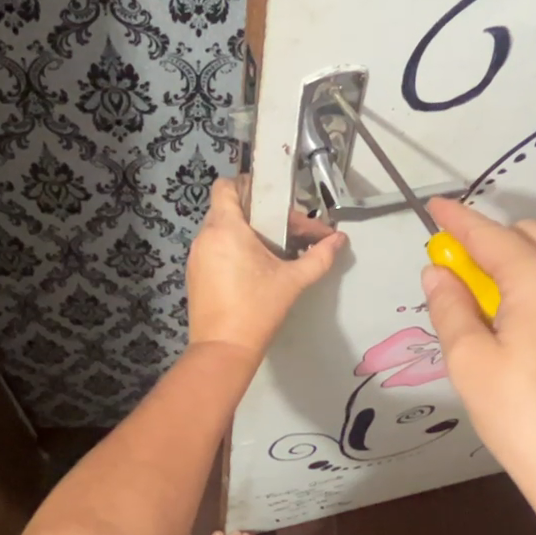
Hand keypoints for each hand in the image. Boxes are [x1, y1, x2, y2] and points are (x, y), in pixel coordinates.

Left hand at [187, 177, 345, 357]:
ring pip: (223, 229)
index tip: (274, 200)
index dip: (249, 185)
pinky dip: (234, 249)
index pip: (227, 186)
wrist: (223, 350)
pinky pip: (215, 249)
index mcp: (225, 229)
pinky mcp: (196, 275)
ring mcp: (197, 257)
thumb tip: (340, 240)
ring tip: (277, 249)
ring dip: (248, 233)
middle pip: (230, 208)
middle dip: (260, 214)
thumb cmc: (257, 309)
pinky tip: (257, 267)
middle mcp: (206, 237)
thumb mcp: (292, 281)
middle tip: (289, 230)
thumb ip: (318, 257)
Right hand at [421, 198, 535, 491]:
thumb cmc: (521, 416)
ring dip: (516, 263)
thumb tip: (438, 272)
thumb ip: (450, 306)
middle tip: (455, 273)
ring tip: (486, 303)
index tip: (433, 207)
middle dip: (488, 242)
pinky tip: (520, 323)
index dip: (456, 220)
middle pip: (527, 237)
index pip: (489, 235)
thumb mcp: (469, 361)